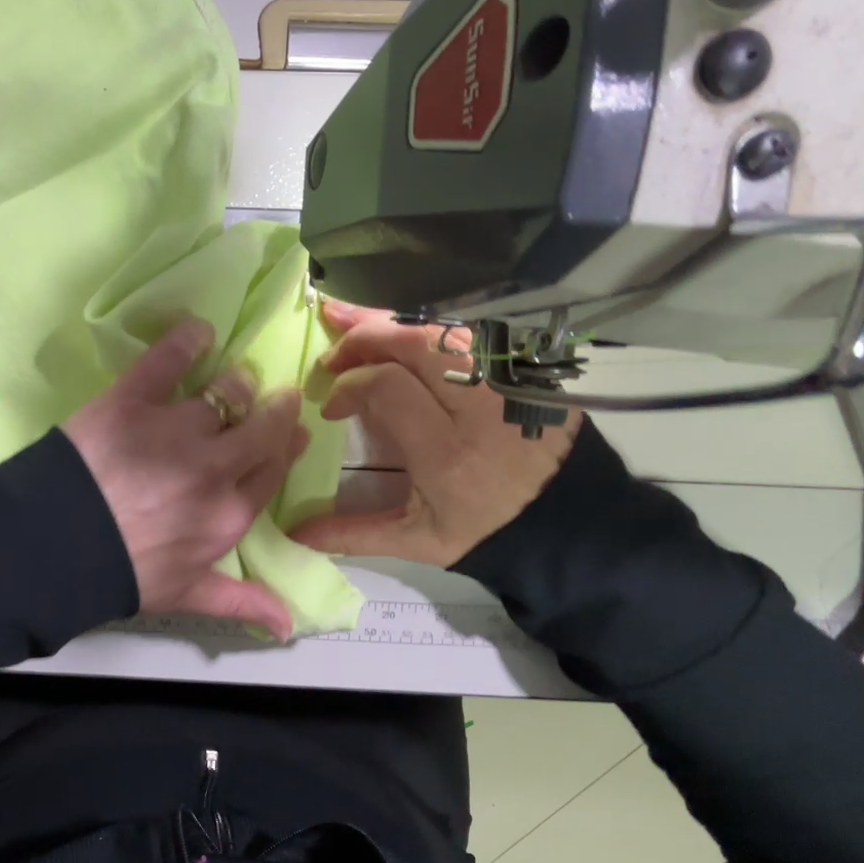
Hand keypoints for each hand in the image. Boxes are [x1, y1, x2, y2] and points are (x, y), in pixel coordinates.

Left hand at [63, 320, 308, 639]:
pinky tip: (196, 331)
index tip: (290, 430)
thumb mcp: (185, 596)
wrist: (54, 547)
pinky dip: (186, 339)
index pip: (273, 470)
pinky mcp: (134, 399)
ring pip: (225, 390)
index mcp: (229, 515)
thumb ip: (241, 602)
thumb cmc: (119, 575)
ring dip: (234, 383)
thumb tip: (290, 626)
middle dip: (275, 408)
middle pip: (261, 424)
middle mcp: (215, 467)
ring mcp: (176, 429)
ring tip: (229, 377)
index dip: (284, 446)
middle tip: (273, 397)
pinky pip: (169, 358)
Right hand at [290, 301, 578, 566]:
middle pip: (416, 344)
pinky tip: (401, 332)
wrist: (569, 525)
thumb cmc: (485, 532)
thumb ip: (355, 533)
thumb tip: (294, 533)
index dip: (349, 387)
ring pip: (445, 332)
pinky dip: (429, 331)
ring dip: (393, 324)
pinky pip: (471, 337)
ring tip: (352, 320)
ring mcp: (509, 384)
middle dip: (365, 338)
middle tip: (332, 354)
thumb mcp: (419, 542)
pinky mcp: (526, 374)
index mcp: (446, 452)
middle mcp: (479, 409)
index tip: (331, 408)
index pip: (387, 388)